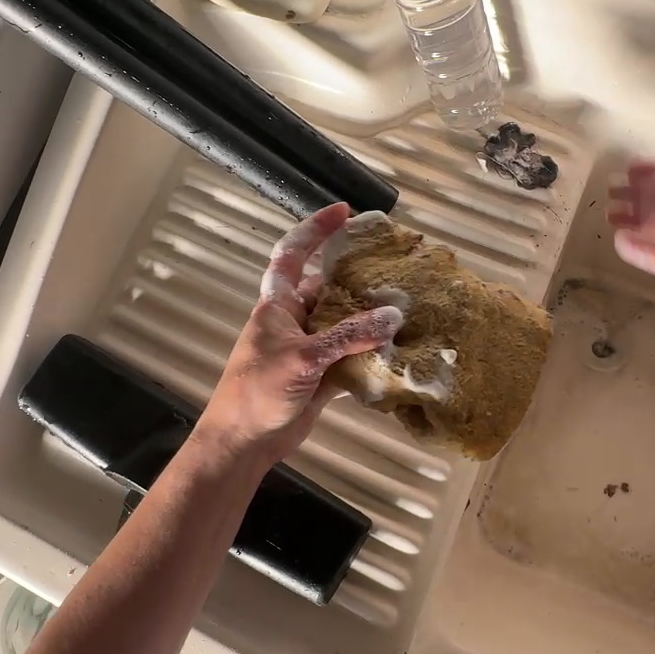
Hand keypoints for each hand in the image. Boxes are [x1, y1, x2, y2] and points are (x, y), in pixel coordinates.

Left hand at [194, 204, 403, 465]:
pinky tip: (400, 349)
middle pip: (330, 289)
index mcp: (278, 305)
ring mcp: (310, 348)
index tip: (344, 212)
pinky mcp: (322, 375)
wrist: (245, 442)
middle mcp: (294, 320)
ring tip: (409, 306)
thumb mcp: (304, 357)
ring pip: (345, 323)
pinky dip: (372, 353)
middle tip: (398, 268)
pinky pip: (352, 355)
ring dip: (371, 319)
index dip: (316, 230)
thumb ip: (348, 335)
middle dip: (360, 279)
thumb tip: (394, 316)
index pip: (293, 254)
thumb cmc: (259, 391)